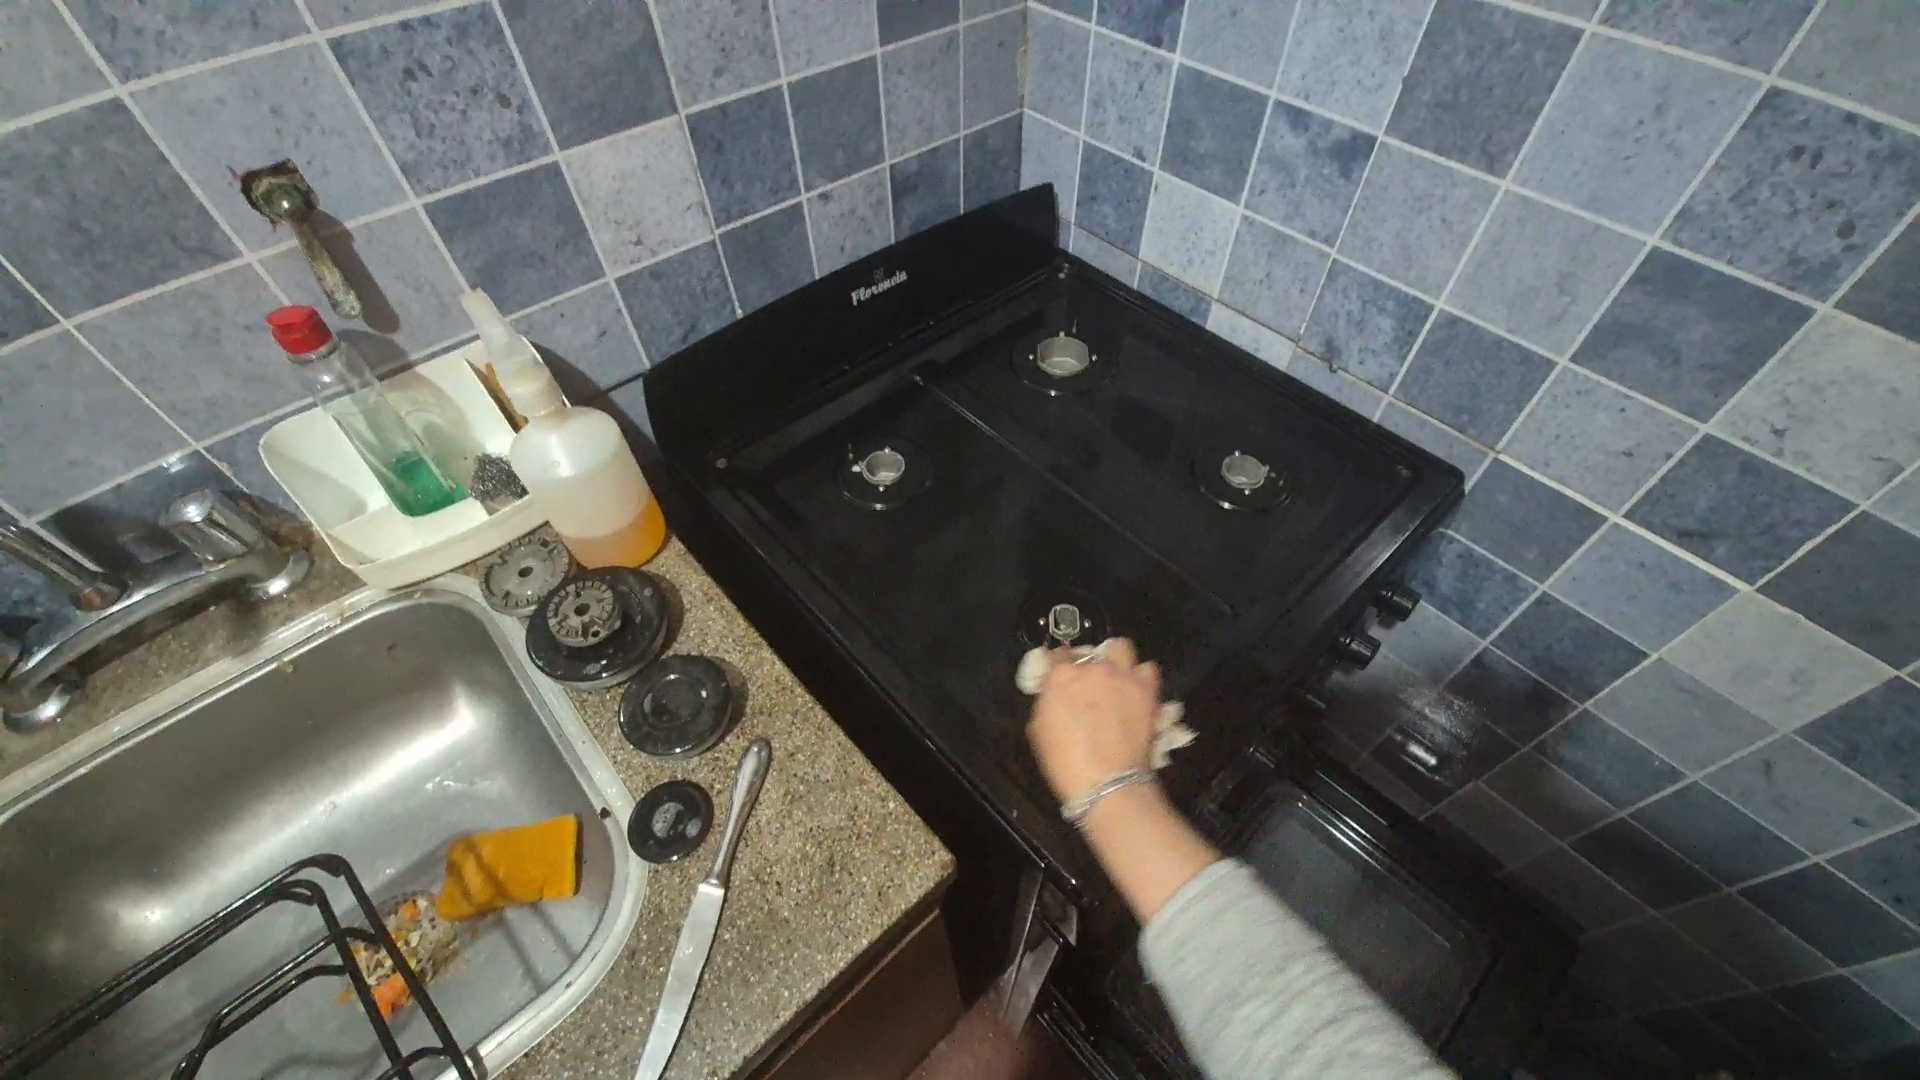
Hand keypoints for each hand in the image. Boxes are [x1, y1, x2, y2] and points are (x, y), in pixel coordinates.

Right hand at [1026, 638, 1162, 803]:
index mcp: (1061, 676)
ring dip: (1117, 660)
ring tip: (1117, 677)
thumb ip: (1047, 703)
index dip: (1059, 665)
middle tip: (1090, 683)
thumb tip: (1054, 695)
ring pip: (1121, 647)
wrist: (1107, 783)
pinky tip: (1137, 690)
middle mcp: (1092, 668)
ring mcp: (1122, 676)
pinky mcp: (1146, 690)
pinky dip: (1142, 677)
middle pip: (1090, 650)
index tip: (1061, 676)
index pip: (1058, 654)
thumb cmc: (1064, 763)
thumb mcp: (1038, 731)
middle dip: (1088, 663)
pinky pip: (1148, 669)